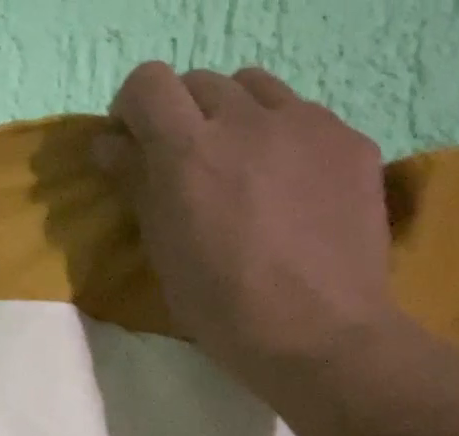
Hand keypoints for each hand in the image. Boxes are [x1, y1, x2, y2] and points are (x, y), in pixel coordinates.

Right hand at [91, 63, 403, 375]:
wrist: (318, 330)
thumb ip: (137, 186)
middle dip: (181, 114)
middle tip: (181, 164)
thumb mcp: (162, 250)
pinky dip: (280, 136)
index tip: (132, 144)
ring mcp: (305, 123)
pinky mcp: (348, 138)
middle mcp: (246, 120)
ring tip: (235, 166)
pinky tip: (284, 187)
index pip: (148, 83)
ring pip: (254, 87)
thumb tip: (110, 145)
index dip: (133, 107)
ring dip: (231, 115)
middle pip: (200, 81)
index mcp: (188, 153)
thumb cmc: (220, 305)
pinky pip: (302, 114)